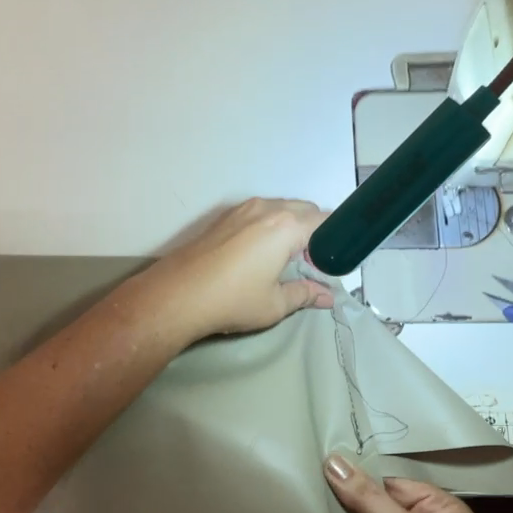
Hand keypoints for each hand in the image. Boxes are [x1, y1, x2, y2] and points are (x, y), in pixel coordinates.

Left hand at [135, 198, 333, 339]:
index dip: (335, 239)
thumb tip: (327, 297)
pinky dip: (268, 226)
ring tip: (285, 260)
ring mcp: (242, 209)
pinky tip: (259, 254)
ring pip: (279, 209)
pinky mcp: (224, 217)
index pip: (325, 220)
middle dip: (313, 231)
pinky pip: (258, 213)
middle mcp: (266, 208)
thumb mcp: (275, 303)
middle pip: (303, 210)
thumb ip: (305, 294)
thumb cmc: (232, 299)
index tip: (332, 262)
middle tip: (309, 264)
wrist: (178, 294)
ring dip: (290, 227)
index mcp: (286, 225)